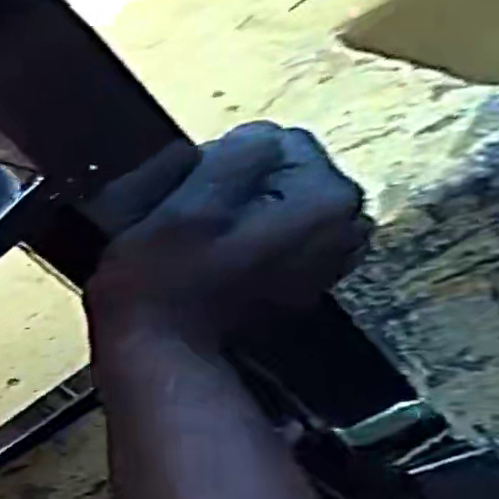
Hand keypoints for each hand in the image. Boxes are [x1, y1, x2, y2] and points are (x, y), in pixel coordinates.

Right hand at [85, 121, 372, 356]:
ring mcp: (323, 265)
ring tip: (187, 258)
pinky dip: (235, 257)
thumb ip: (232, 156)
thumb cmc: (157, 289)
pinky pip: (265, 251)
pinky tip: (203, 278)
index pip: (269, 144)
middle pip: (274, 181)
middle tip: (177, 235)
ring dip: (228, 227)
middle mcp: (344, 226)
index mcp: (326, 197)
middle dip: (226, 198)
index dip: (211, 169)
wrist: (154, 361)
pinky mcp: (294, 293)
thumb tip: (252, 137)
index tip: (174, 206)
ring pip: (267, 215)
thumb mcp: (183, 209)